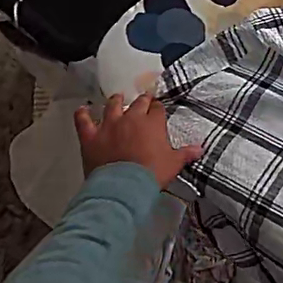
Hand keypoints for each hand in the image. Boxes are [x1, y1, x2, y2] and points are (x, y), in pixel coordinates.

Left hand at [75, 93, 202, 187]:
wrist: (124, 185)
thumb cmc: (152, 173)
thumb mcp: (173, 163)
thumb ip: (186, 154)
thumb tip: (200, 149)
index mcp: (152, 123)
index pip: (157, 109)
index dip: (158, 108)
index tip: (158, 110)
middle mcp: (131, 118)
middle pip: (137, 102)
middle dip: (142, 101)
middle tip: (143, 101)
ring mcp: (109, 125)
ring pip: (112, 105)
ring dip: (115, 100)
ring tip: (117, 97)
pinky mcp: (90, 135)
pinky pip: (83, 120)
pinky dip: (82, 113)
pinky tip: (83, 109)